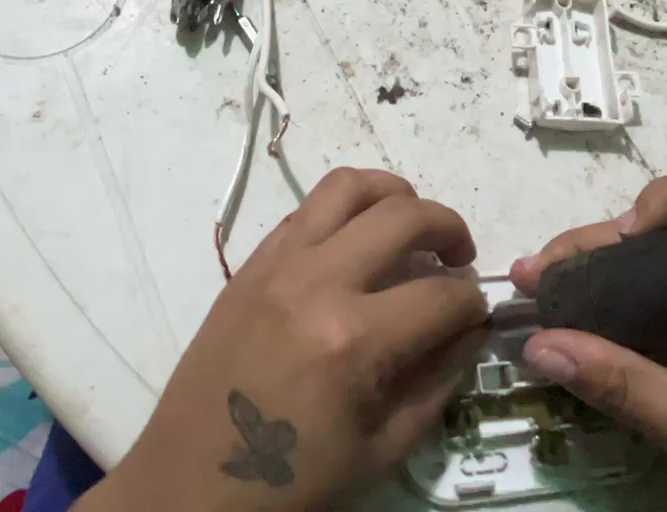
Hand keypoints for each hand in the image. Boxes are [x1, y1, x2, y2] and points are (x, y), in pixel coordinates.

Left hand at [79, 168, 487, 510]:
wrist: (190, 483)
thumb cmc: (292, 479)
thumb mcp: (383, 449)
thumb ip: (439, 380)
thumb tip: (470, 326)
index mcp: (353, 340)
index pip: (442, 295)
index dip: (473, 303)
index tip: (476, 313)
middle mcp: (317, 281)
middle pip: (404, 216)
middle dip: (450, 228)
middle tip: (459, 255)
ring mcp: (278, 262)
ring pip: (348, 185)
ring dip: (395, 193)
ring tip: (412, 222)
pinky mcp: (252, 260)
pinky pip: (308, 207)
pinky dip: (346, 209)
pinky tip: (358, 239)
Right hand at [510, 174, 666, 511]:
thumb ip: (622, 383)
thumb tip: (538, 343)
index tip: (625, 234)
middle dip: (603, 246)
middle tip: (541, 268)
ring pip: (659, 280)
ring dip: (601, 279)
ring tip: (541, 286)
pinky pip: (658, 321)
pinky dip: (615, 318)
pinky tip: (575, 328)